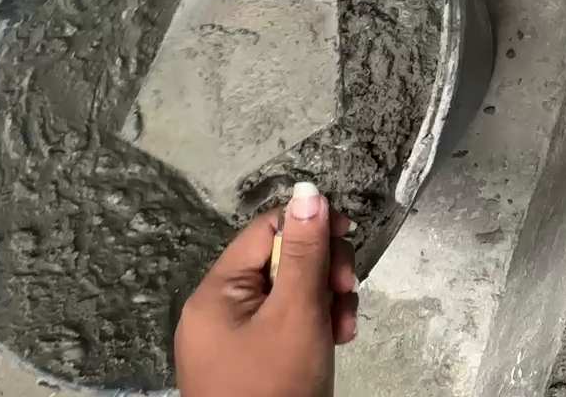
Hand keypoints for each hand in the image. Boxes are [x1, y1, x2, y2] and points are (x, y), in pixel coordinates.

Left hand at [175, 183, 359, 396]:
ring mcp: (240, 332)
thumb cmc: (275, 380)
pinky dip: (322, 318)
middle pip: (286, 255)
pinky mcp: (259, 351)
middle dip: (327, 267)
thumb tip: (308, 189)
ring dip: (331, 295)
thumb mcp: (298, 310)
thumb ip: (305, 249)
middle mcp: (222, 308)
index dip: (311, 225)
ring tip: (344, 323)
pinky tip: (337, 336)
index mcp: (217, 294)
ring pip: (298, 285)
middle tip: (348, 287)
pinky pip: (295, 314)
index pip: (268, 229)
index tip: (348, 235)